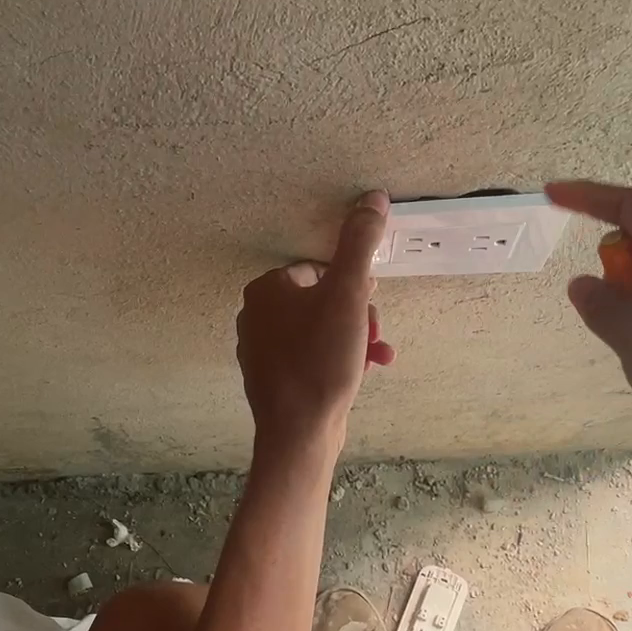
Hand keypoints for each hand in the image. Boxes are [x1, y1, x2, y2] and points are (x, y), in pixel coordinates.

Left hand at [236, 192, 394, 442]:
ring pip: (320, 331)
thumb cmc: (320, 360)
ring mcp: (263, 352)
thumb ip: (359, 245)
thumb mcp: (348, 295)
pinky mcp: (274, 381)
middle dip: (355, 315)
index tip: (369, 301)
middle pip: (320, 301)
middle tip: (372, 332)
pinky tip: (362, 372)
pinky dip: (338, 360)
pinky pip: (312, 358)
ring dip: (353, 339)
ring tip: (375, 354)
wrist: (299, 431)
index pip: (317, 269)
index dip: (351, 284)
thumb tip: (372, 199)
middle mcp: (256, 317)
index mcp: (266, 290)